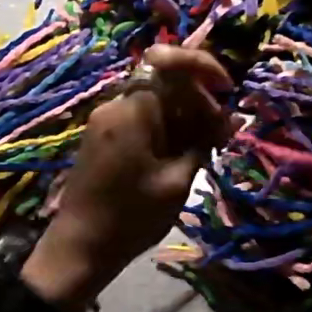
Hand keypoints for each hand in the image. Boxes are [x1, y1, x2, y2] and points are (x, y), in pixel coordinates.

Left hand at [22, 46, 233, 308]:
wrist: (81, 247)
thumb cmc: (131, 218)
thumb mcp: (176, 182)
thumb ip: (203, 142)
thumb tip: (231, 117)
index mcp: (132, 110)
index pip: (171, 64)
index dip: (203, 68)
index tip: (228, 89)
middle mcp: (115, 106)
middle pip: (165, 83)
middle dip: (199, 100)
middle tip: (222, 133)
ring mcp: (106, 121)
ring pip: (156, 102)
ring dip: (185, 117)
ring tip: (207, 148)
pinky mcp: (104, 137)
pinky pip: (142, 120)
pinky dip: (166, 129)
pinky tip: (183, 154)